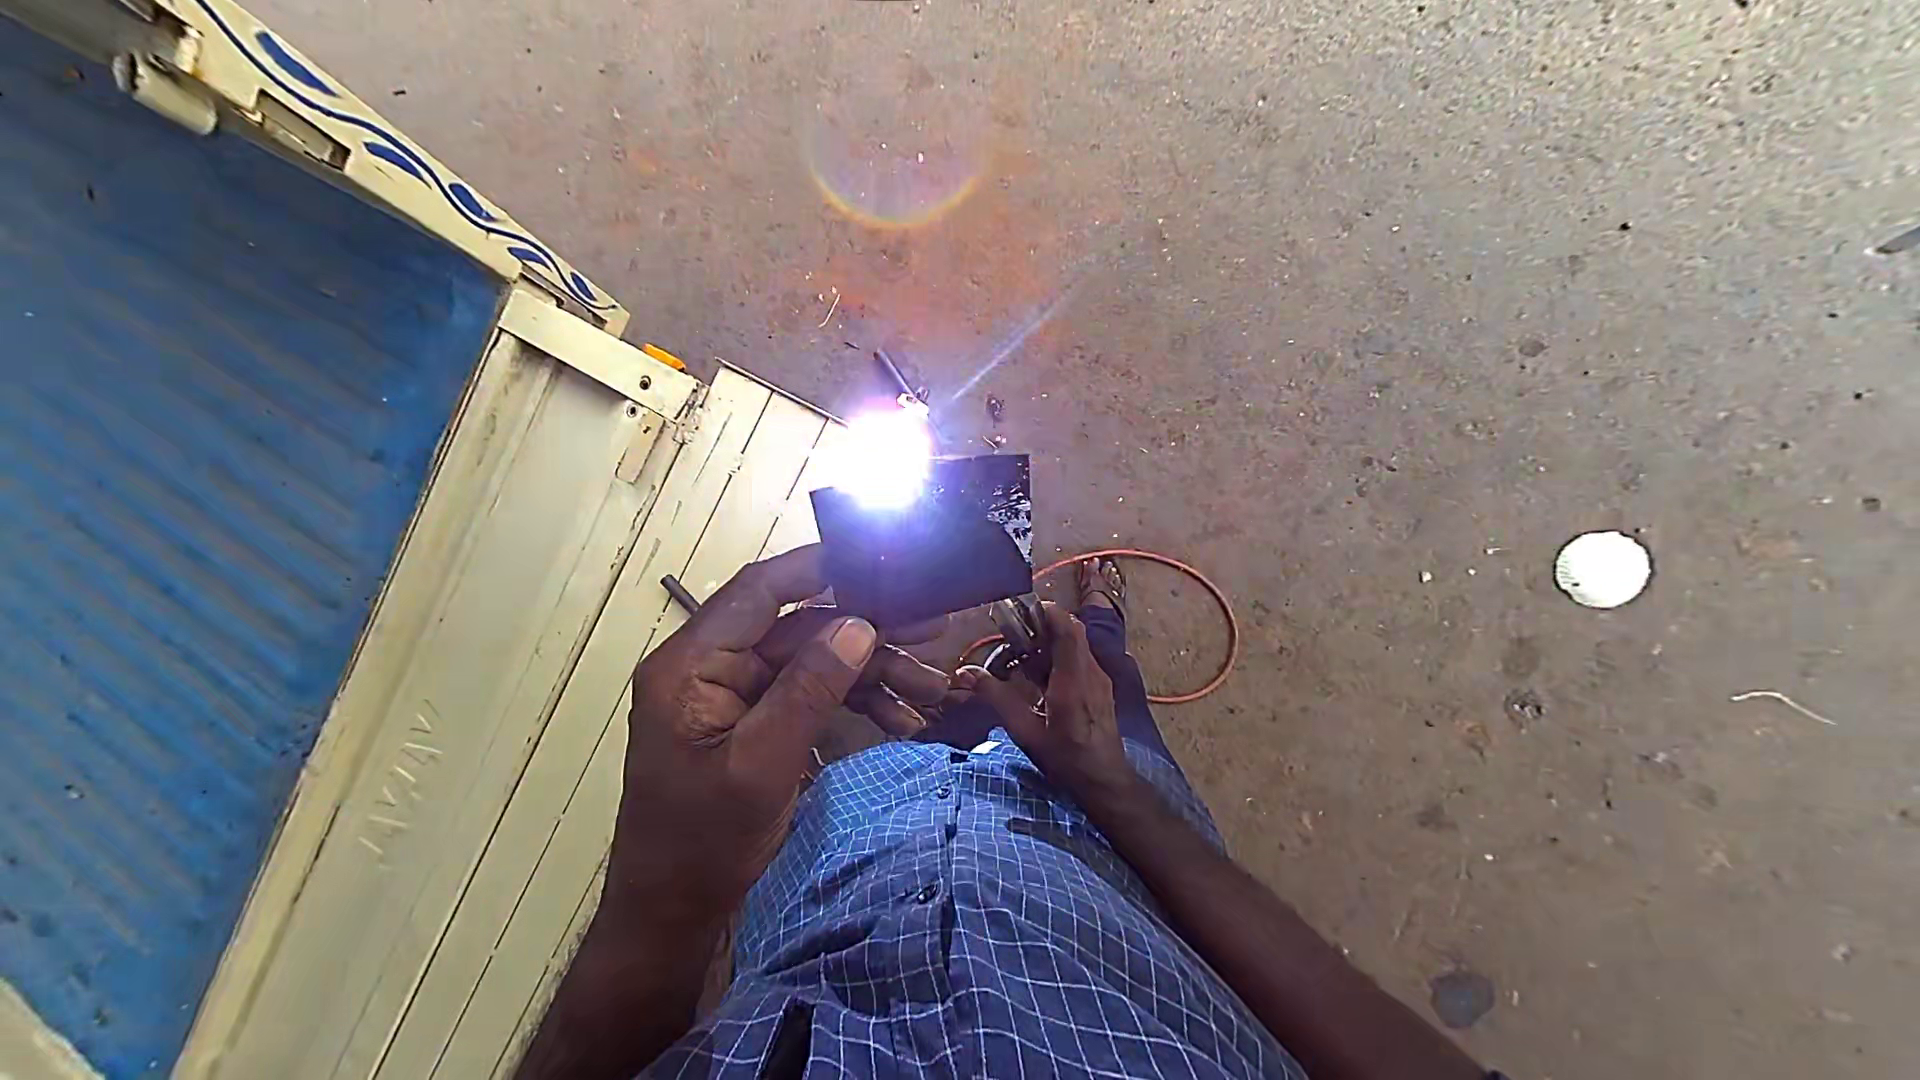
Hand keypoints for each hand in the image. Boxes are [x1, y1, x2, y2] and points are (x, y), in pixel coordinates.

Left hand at [609, 545, 948, 917]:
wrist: (676, 912)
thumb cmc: (701, 842)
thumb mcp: (759, 765)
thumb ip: (808, 690)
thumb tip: (859, 626)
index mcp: (692, 664)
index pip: (758, 591)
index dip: (817, 567)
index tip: (877, 558)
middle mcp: (716, 665)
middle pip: (802, 627)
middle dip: (867, 633)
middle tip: (930, 629)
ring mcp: (742, 691)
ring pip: (819, 660)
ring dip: (874, 673)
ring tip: (933, 689)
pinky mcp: (764, 716)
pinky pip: (817, 692)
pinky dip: (860, 702)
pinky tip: (903, 721)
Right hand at [952, 601, 1136, 802]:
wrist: (1105, 781)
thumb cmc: (1064, 758)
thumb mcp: (1025, 730)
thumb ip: (996, 697)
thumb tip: (965, 673)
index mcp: (1072, 679)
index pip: (1066, 628)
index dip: (1046, 612)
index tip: (1020, 611)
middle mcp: (1091, 672)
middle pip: (1071, 631)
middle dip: (1043, 626)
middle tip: (1015, 635)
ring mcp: (1100, 678)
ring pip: (1077, 644)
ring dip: (1051, 642)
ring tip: (1024, 656)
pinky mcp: (1101, 687)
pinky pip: (1080, 658)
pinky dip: (1060, 656)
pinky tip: (1041, 678)